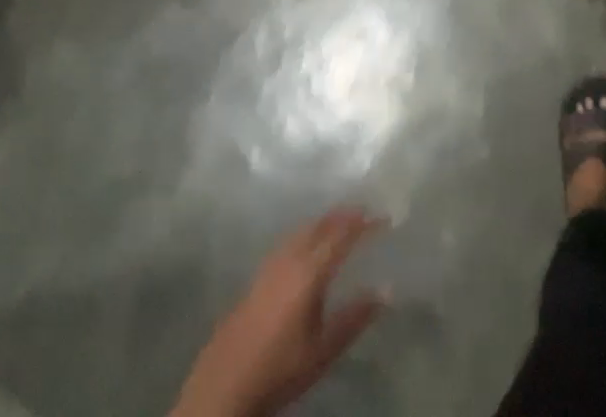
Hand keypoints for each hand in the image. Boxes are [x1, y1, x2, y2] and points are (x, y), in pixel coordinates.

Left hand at [172, 208, 385, 416]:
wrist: (220, 395)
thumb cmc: (279, 370)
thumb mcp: (324, 349)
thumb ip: (355, 317)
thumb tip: (386, 290)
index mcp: (307, 276)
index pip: (340, 238)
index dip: (363, 224)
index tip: (383, 216)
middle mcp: (284, 267)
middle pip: (315, 229)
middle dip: (339, 216)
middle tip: (362, 210)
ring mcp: (263, 276)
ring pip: (294, 237)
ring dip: (318, 225)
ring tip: (336, 223)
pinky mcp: (249, 288)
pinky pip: (282, 249)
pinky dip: (300, 239)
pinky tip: (302, 252)